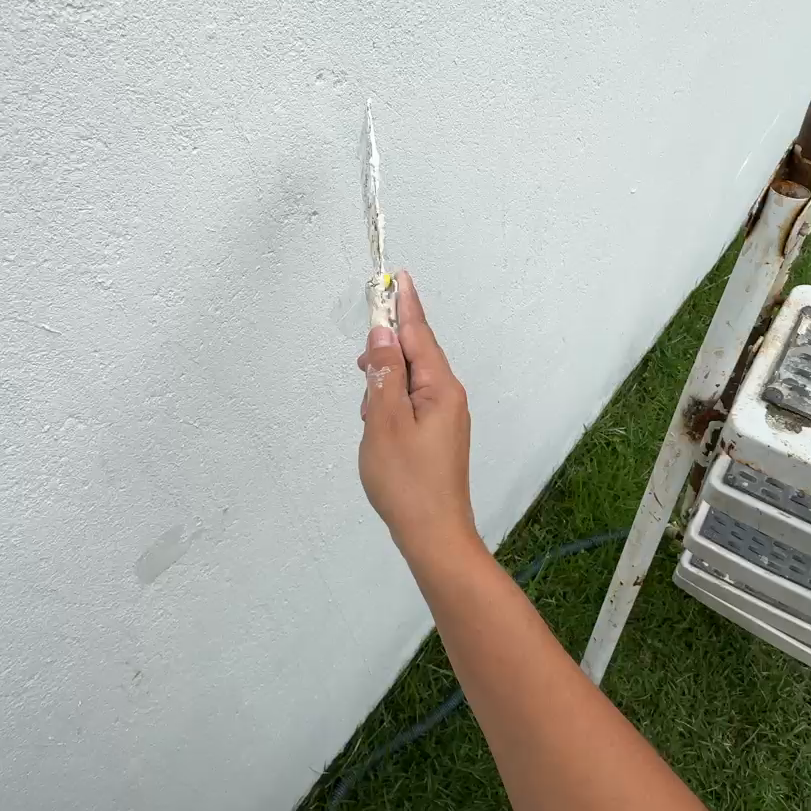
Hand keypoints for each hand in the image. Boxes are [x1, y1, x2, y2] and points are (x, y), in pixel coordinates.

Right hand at [356, 271, 473, 554]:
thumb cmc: (406, 480)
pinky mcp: (437, 437)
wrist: (433, 534)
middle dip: (385, 359)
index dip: (405, 305)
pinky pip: (410, 406)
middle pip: (414, 358)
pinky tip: (378, 433)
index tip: (398, 276)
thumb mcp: (385, 421)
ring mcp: (445, 418)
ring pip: (408, 385)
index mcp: (441, 388)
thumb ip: (383, 374)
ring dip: (384, 390)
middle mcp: (449, 397)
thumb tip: (382, 336)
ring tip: (370, 422)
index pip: (420, 334)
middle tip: (361, 374)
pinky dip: (390, 409)